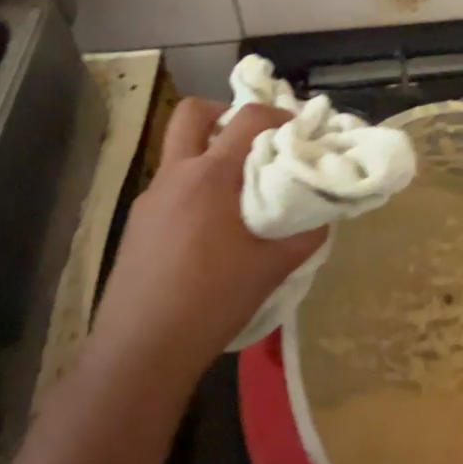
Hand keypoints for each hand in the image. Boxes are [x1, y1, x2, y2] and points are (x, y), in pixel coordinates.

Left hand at [89, 99, 327, 376]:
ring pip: (178, 151)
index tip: (300, 132)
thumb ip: (307, 233)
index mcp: (210, 176)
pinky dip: (195, 186)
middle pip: (192, 114)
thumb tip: (324, 212)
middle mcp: (175, 176)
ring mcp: (150, 199)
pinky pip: (171, 186)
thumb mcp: (274, 268)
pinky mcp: (137, 225)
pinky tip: (213, 227)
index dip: (279, 115)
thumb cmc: (213, 301)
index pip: (247, 118)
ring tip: (239, 187)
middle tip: (254, 139)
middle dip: (225, 113)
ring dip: (209, 152)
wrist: (142, 349)